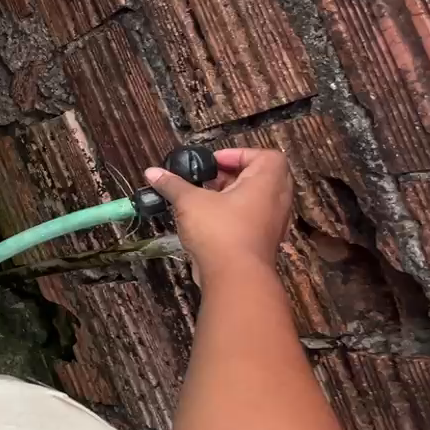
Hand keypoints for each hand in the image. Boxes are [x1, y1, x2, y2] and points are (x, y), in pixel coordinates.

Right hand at [145, 148, 292, 282]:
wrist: (234, 274)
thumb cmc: (218, 230)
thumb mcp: (189, 202)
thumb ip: (172, 184)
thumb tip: (152, 172)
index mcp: (267, 182)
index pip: (265, 156)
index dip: (238, 154)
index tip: (211, 163)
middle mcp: (277, 199)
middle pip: (260, 175)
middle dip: (231, 174)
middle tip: (205, 178)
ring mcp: (273, 220)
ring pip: (255, 197)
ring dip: (231, 194)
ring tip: (202, 198)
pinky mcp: (263, 238)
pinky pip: (251, 216)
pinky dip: (232, 212)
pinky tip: (207, 219)